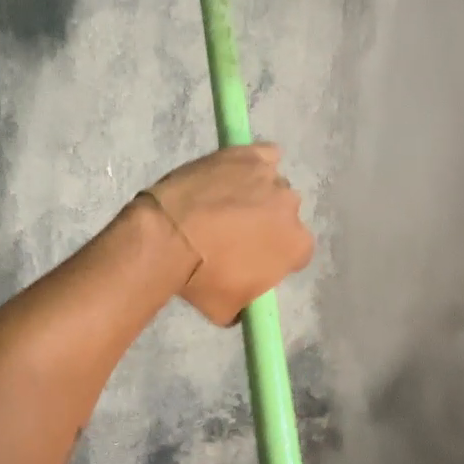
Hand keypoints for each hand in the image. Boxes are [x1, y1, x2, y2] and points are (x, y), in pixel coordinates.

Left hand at [143, 143, 314, 324]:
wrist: (167, 236)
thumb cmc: (200, 279)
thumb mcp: (226, 310)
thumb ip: (245, 305)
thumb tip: (241, 307)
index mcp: (296, 246)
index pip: (295, 250)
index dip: (274, 254)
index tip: (251, 257)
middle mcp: (291, 207)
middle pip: (282, 213)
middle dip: (263, 222)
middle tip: (230, 230)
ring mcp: (269, 177)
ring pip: (269, 184)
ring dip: (252, 193)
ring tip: (221, 201)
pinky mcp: (247, 154)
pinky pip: (263, 154)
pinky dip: (252, 162)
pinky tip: (234, 171)